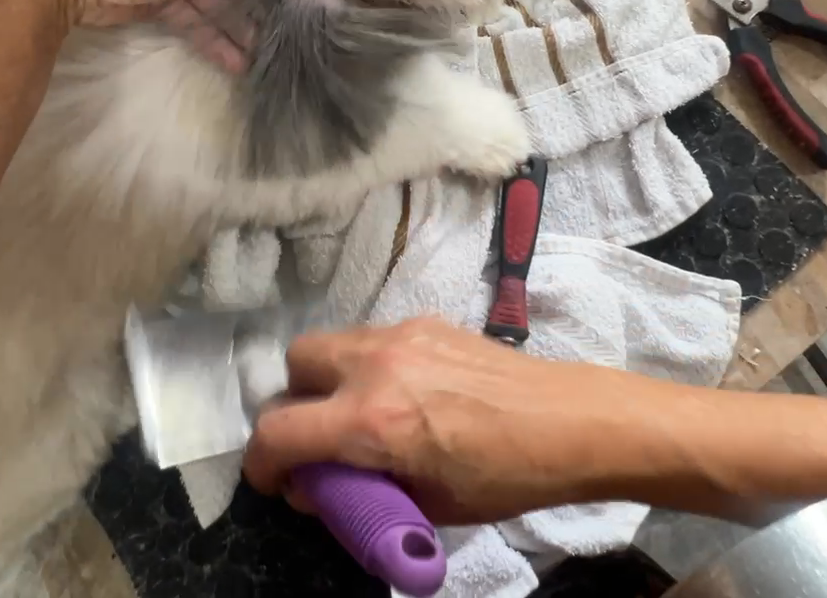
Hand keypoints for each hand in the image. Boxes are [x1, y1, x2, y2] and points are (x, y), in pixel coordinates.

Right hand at [242, 319, 670, 524]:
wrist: (564, 420)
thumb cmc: (500, 477)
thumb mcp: (422, 506)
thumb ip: (356, 493)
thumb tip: (314, 484)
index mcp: (370, 420)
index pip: (277, 430)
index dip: (262, 463)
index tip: (276, 479)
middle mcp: (374, 365)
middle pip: (294, 362)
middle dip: (294, 401)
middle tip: (321, 435)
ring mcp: (400, 334)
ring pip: (332, 341)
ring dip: (329, 376)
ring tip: (362, 409)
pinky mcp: (425, 319)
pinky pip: (373, 336)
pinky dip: (368, 362)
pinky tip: (404, 388)